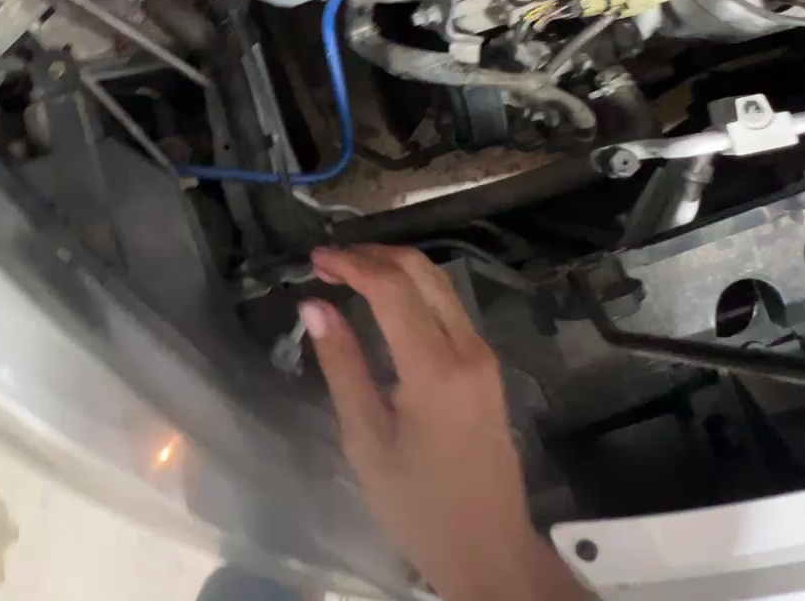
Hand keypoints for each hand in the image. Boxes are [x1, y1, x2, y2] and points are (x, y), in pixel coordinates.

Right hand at [300, 246, 582, 600]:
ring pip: (438, 282)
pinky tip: (381, 297)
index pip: (392, 289)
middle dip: (372, 254)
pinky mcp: (485, 363)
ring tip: (346, 271)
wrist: (490, 550)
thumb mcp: (366, 440)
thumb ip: (342, 365)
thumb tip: (314, 305)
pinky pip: (448, 304)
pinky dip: (411, 287)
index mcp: (436, 369)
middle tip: (327, 261)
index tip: (315, 259)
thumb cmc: (418, 504)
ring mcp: (482, 353)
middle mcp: (467, 348)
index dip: (351, 264)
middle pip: (421, 271)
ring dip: (393, 266)